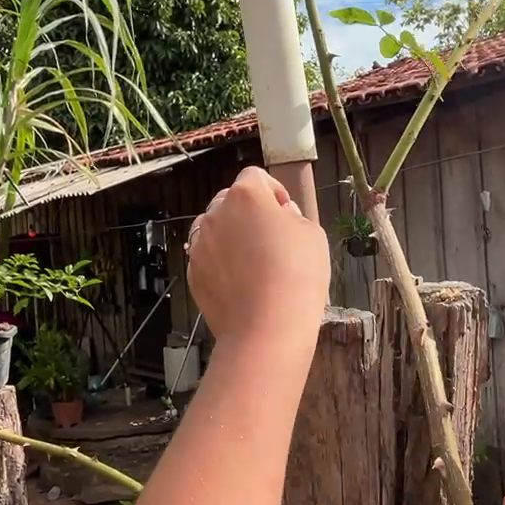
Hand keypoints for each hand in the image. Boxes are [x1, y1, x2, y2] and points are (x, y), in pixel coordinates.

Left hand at [186, 166, 328, 342]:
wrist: (268, 327)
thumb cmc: (298, 274)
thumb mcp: (312, 234)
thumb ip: (293, 216)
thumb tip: (281, 216)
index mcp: (246, 196)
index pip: (255, 176)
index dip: (273, 190)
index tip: (285, 210)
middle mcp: (216, 214)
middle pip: (229, 201)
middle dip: (248, 213)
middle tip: (270, 238)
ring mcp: (200, 245)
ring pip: (215, 230)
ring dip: (231, 237)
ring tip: (254, 263)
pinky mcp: (192, 274)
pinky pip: (208, 259)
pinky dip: (221, 264)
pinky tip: (242, 284)